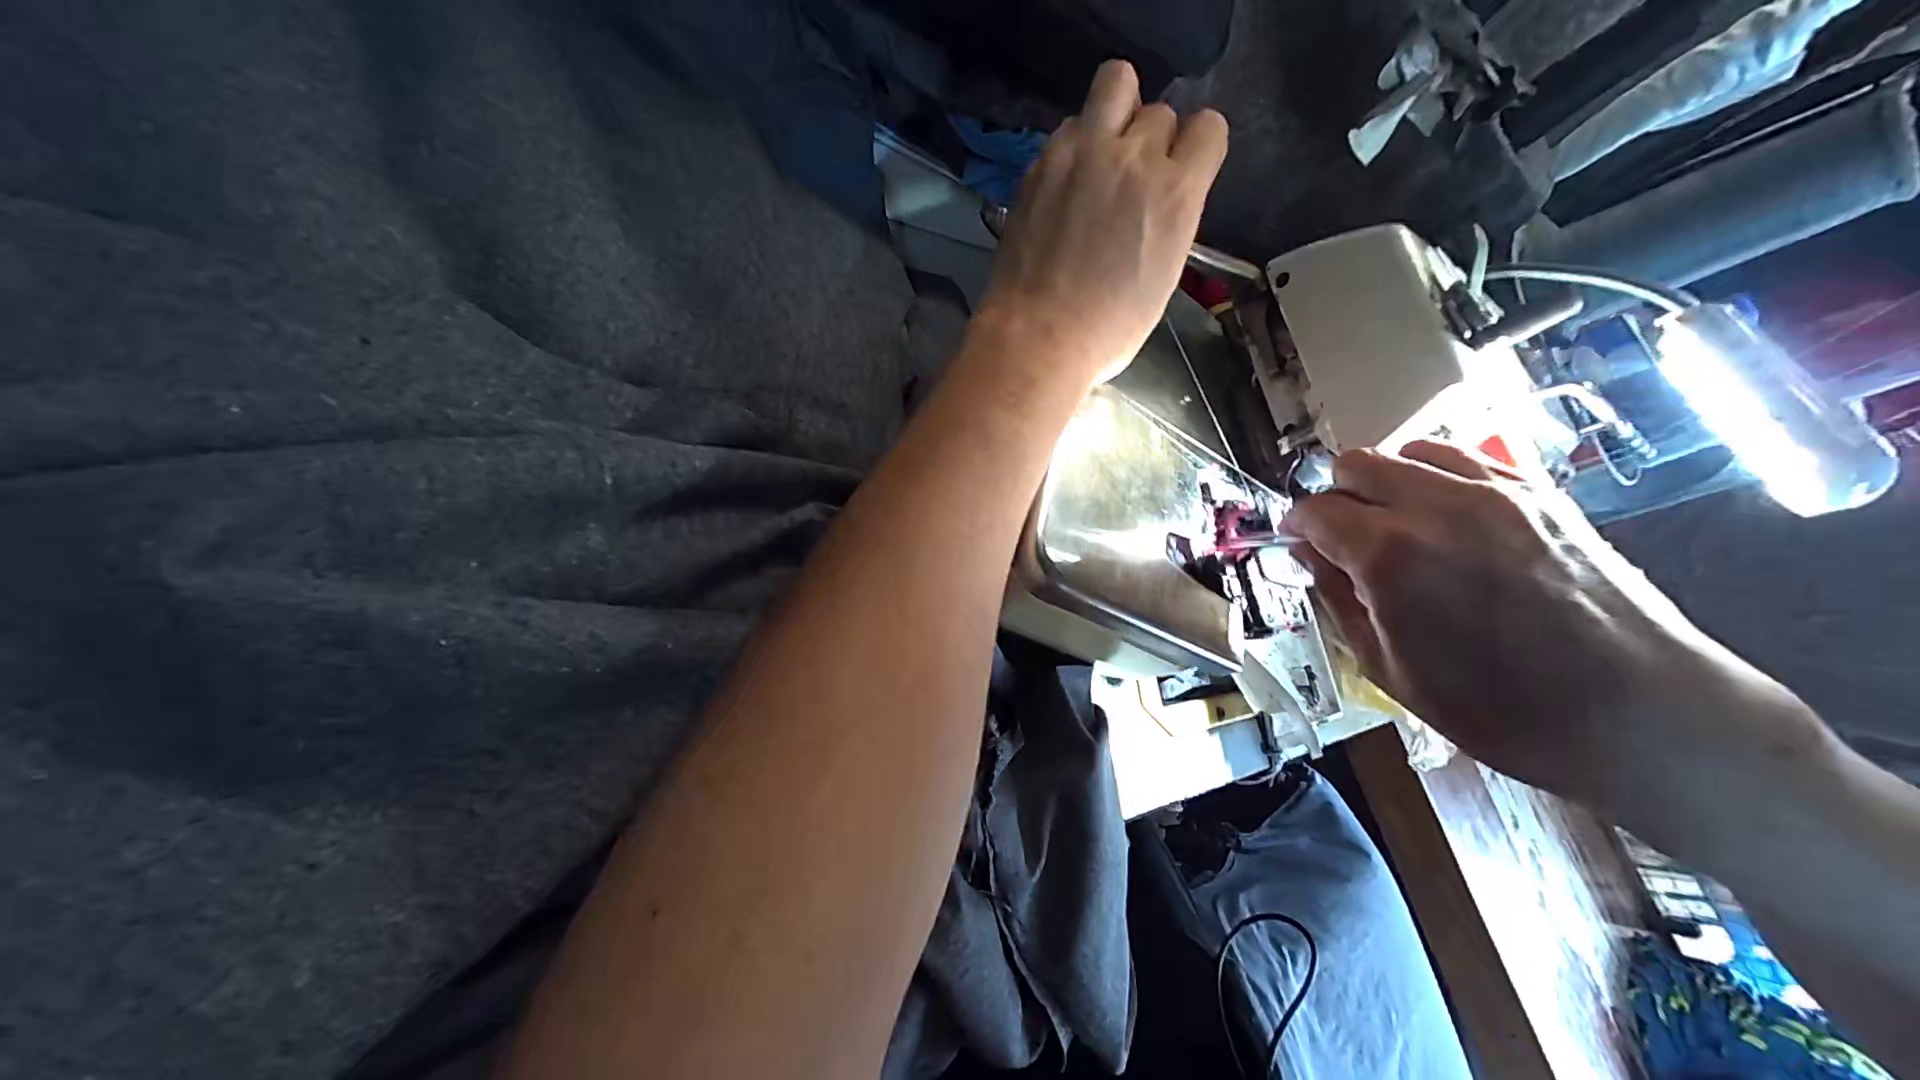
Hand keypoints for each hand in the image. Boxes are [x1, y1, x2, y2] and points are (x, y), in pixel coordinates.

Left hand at [975, 60, 1228, 385]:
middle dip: (1151, 139)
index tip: (1181, 169)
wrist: (1039, 338)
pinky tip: (1065, 181)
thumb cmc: (1107, 329)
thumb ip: (1170, 217)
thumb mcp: (1163, 275)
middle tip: (1132, 176)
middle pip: (1158, 111)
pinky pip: (1066, 127)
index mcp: (1175, 193)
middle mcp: (1132, 160)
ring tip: (1100, 156)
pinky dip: (1072, 143)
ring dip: (1114, 112)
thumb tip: (1162, 200)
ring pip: (1113, 84)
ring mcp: (1081, 155)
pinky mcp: (1040, 165)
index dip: (1196, 149)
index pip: (1208, 128)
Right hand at [1285, 441, 1821, 817]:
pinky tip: (1444, 517)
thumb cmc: (1503, 710)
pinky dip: (1439, 477)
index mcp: (1391, 555)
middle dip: (1334, 495)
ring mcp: (1496, 494)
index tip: (1298, 545)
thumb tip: (1311, 560)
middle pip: (1355, 464)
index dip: (1296, 527)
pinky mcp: (1541, 496)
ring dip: (1385, 480)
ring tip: (1392, 521)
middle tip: (1338, 534)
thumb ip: (1339, 602)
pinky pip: (1470, 460)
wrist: (1643, 716)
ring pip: (1411, 451)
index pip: (1316, 510)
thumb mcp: (1390, 669)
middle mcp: (1438, 507)